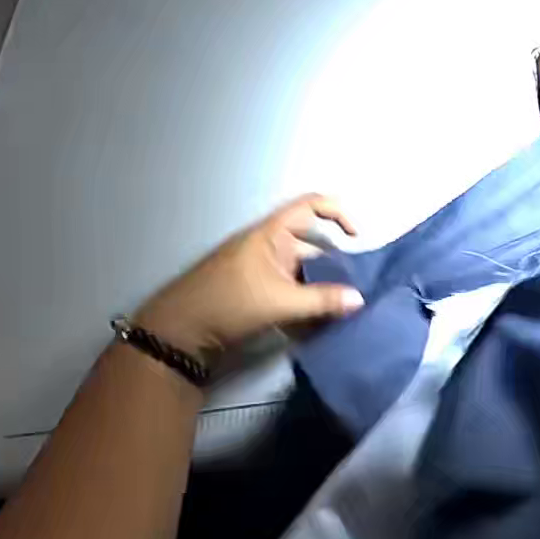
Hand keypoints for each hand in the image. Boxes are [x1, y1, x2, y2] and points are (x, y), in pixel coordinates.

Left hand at [134, 194, 365, 359]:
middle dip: (337, 264)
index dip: (338, 213)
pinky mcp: (258, 290)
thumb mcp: (280, 303)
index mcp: (271, 234)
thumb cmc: (227, 304)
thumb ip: (323, 301)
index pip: (310, 206)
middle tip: (357, 286)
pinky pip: (293, 287)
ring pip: (305, 270)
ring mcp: (263, 268)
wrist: (178, 332)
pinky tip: (321, 320)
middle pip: (313, 244)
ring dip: (324, 286)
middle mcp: (269, 245)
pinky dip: (308, 299)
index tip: (356, 237)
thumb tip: (360, 299)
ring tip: (344, 306)